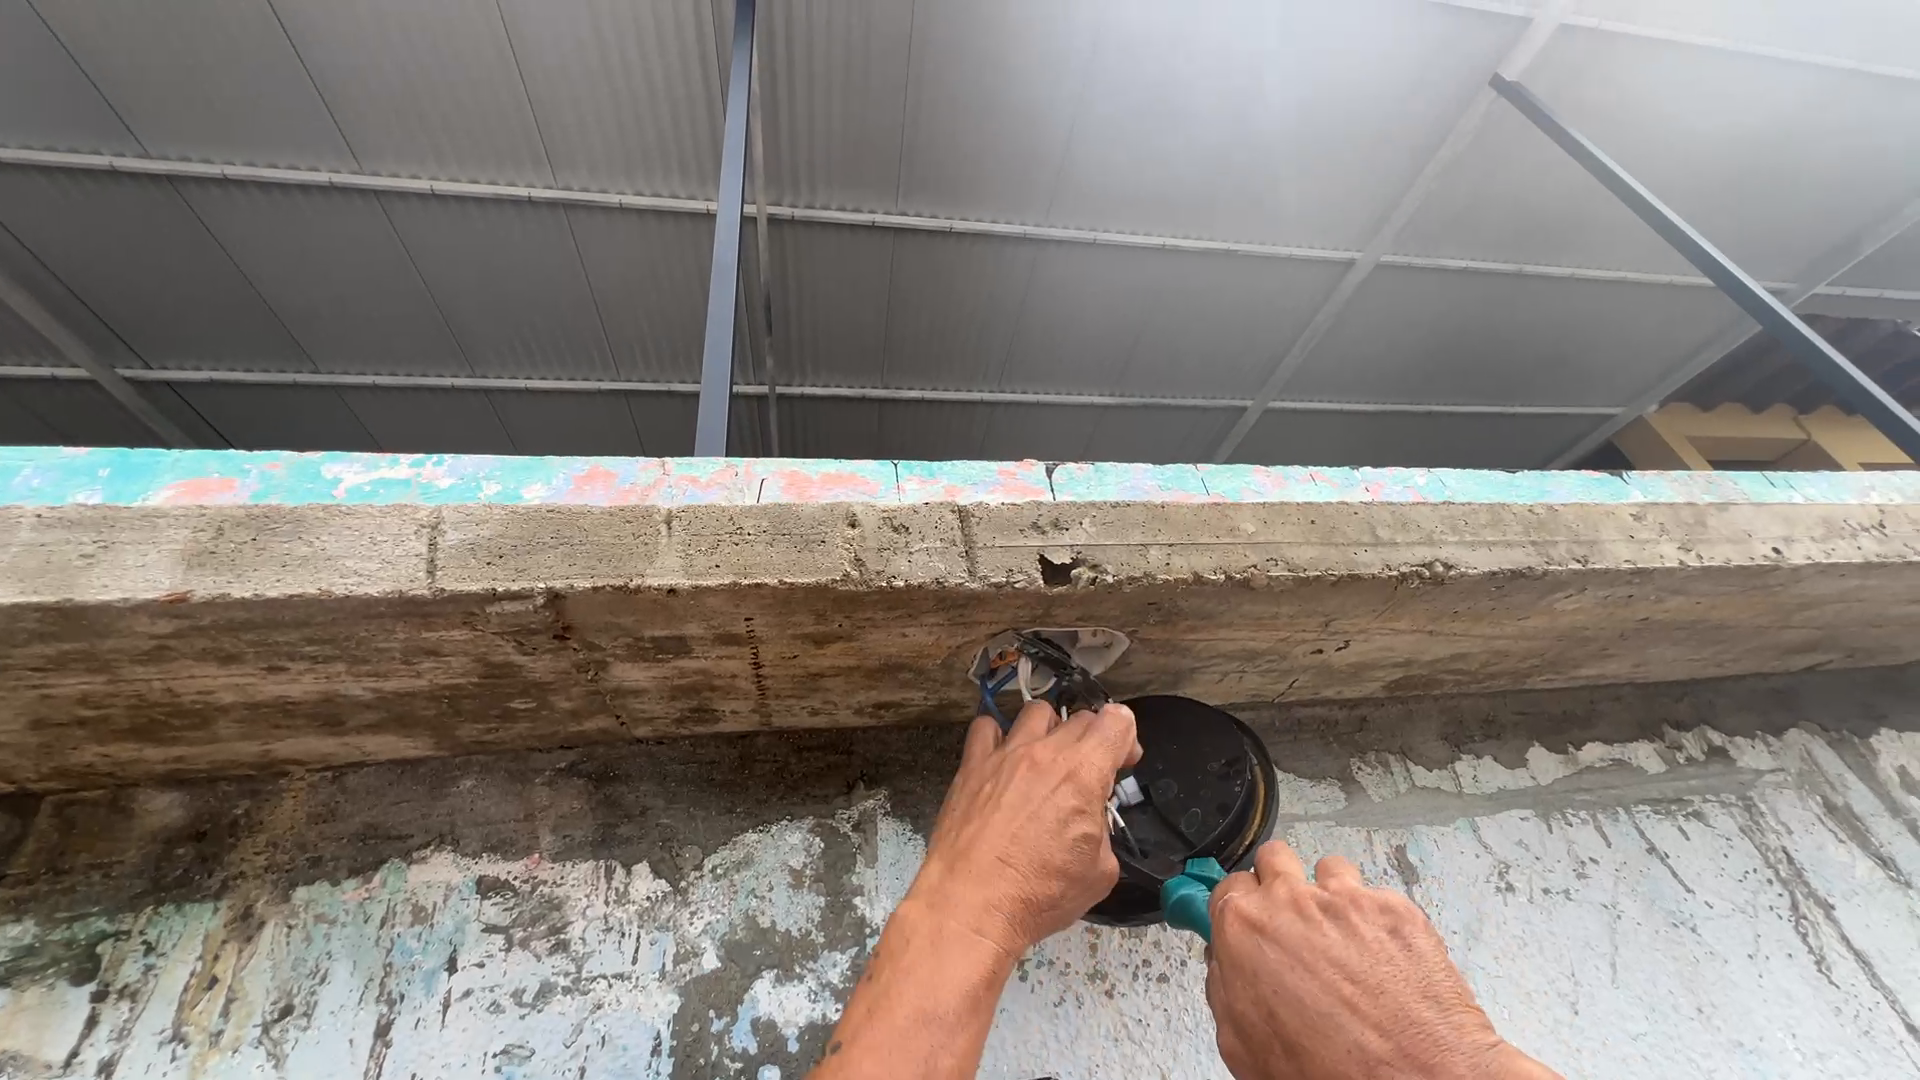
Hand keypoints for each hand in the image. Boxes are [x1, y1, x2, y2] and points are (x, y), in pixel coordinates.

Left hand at [905, 700, 1141, 958]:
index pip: (1116, 721)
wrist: (971, 903)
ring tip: (1047, 759)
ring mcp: (1004, 754)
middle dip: (1093, 740)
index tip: (1123, 762)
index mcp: (1082, 774)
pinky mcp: (972, 765)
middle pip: (1080, 718)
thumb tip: (1089, 819)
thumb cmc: (1037, 895)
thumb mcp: (1100, 872)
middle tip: (1090, 772)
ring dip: (1050, 729)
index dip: (1127, 738)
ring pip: (1036, 711)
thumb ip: (1102, 830)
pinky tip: (1003, 760)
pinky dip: (999, 735)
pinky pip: (986, 726)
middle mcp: (1044, 753)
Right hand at [1206, 841, 1559, 1079]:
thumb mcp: (1241, 1044)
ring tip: (1342, 937)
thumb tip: (1226, 965)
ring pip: (1327, 869)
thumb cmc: (1330, 1074)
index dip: (1237, 906)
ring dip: (1329, 896)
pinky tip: (1383, 958)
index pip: (1227, 886)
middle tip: (1290, 918)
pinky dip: (1377, 922)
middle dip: (1278, 883)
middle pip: (1273, 858)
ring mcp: (1345, 899)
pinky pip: (1378, 897)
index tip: (1245, 918)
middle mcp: (1289, 900)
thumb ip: (1223, 987)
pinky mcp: (1395, 910)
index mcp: (1243, 926)